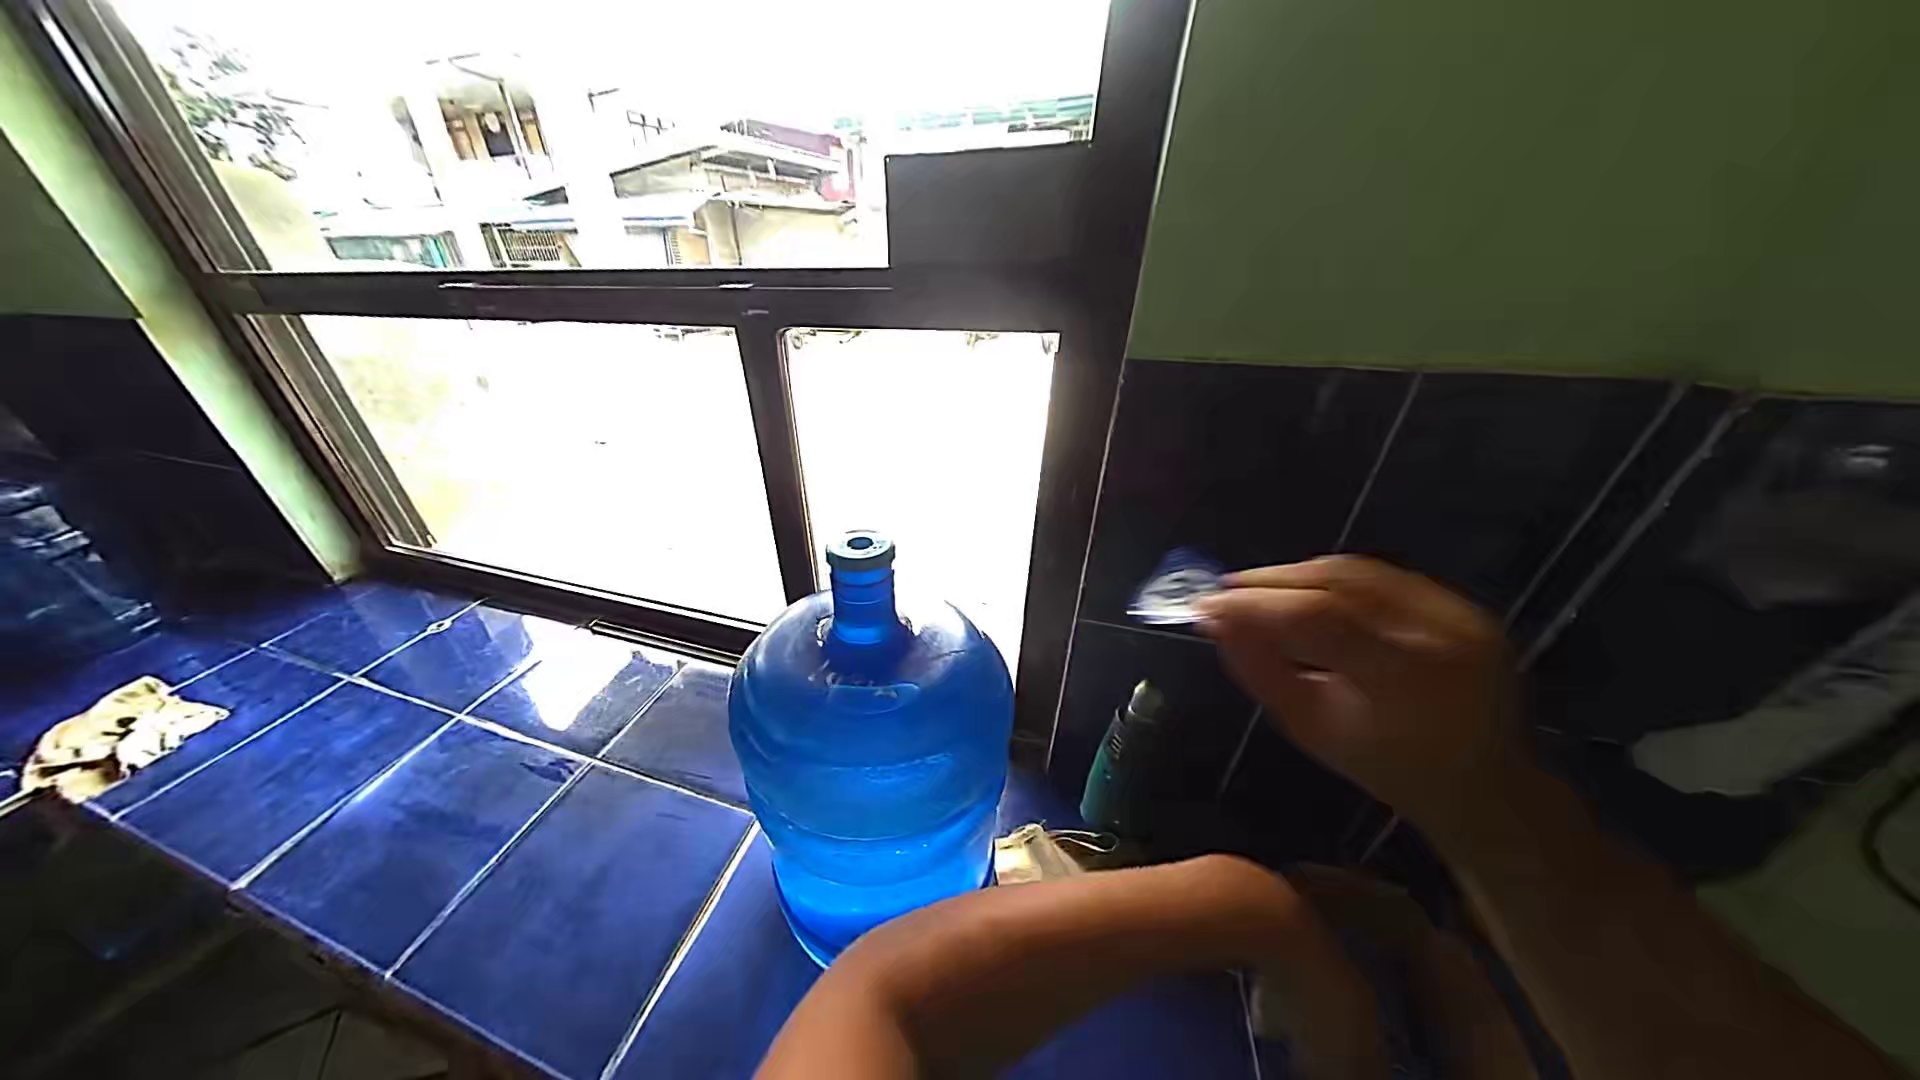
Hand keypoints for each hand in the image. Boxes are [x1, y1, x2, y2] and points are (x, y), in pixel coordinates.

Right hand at [1196, 555, 1519, 826]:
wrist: (1483, 783)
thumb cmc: (1387, 767)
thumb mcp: (1310, 726)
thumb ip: (1259, 669)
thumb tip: (1214, 622)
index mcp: (1406, 677)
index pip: (1316, 617)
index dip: (1253, 604)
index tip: (1204, 607)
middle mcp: (1439, 631)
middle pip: (1335, 581)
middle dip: (1268, 582)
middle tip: (1221, 593)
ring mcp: (1456, 612)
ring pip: (1355, 570)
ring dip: (1293, 575)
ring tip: (1250, 590)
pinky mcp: (1459, 603)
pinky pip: (1377, 576)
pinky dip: (1326, 578)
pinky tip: (1296, 591)